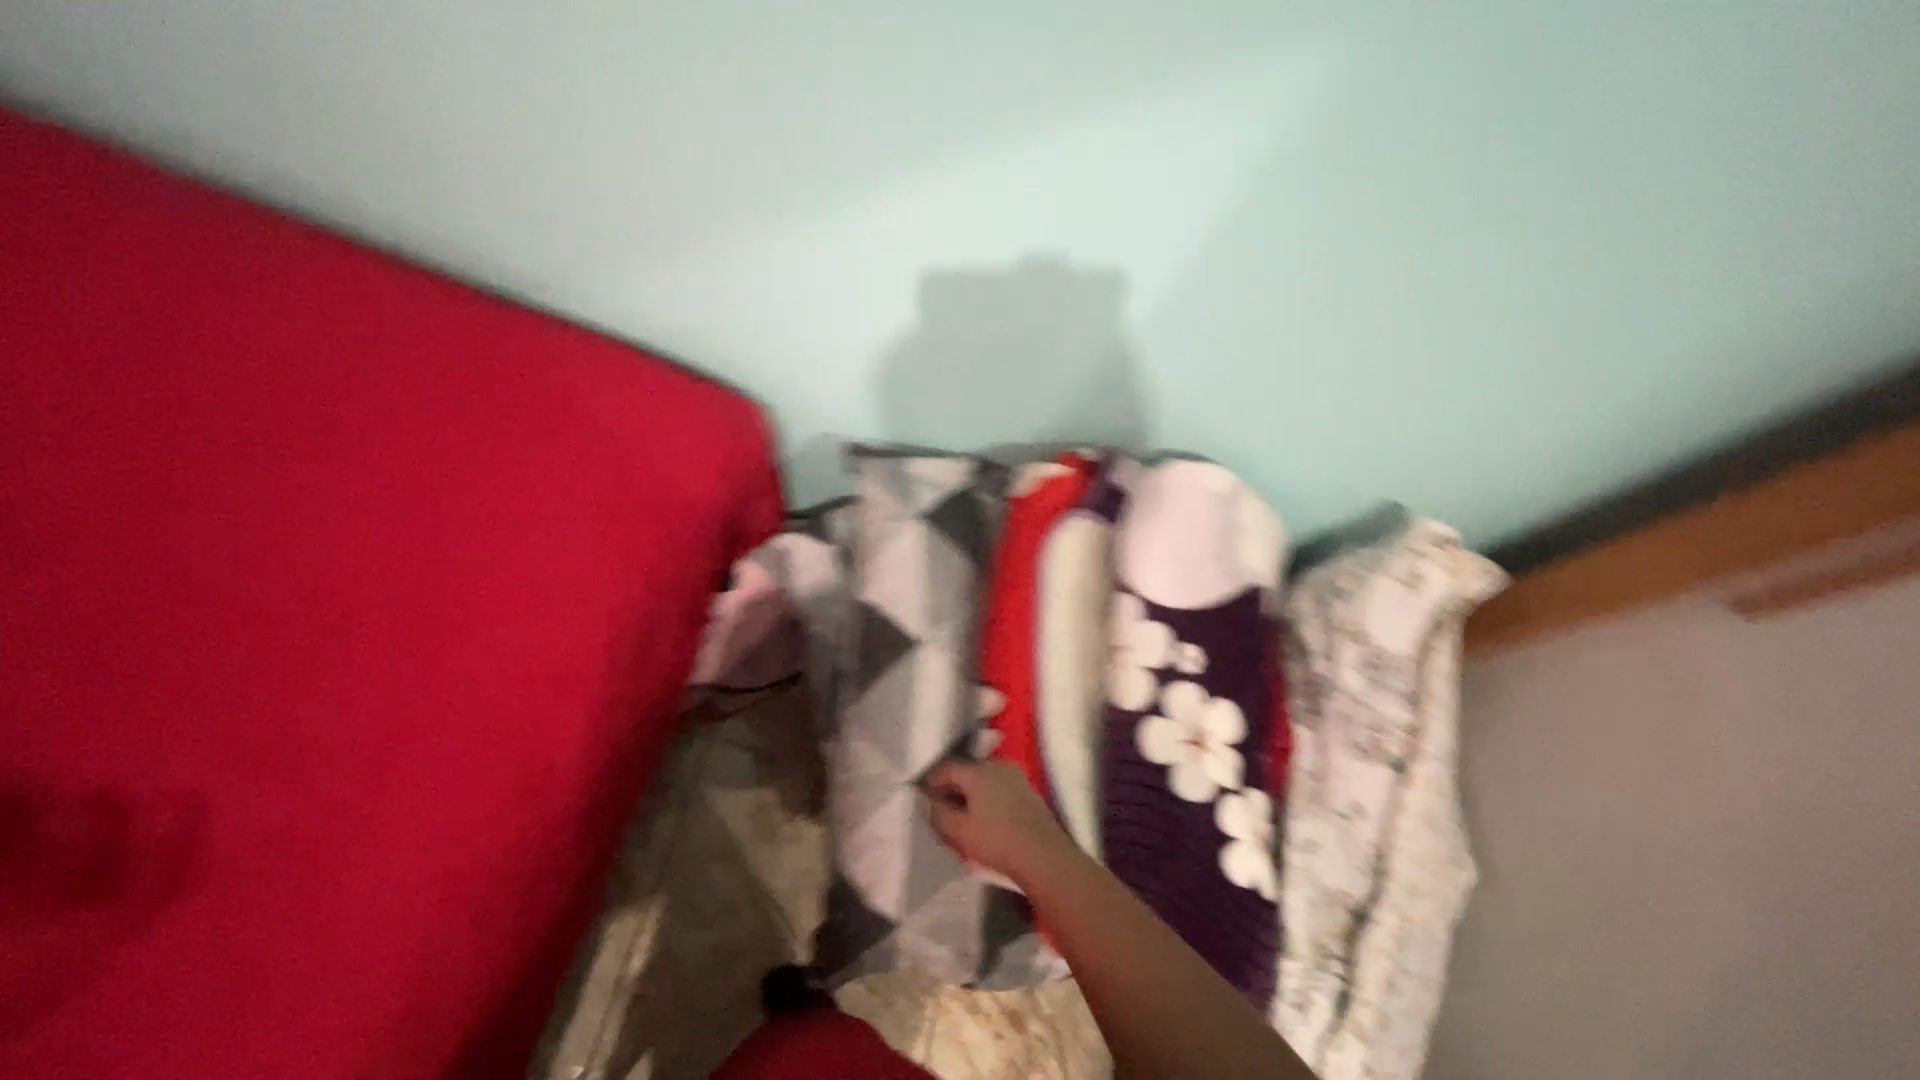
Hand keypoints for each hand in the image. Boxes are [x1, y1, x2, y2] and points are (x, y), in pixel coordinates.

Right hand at [922, 759, 1079, 885]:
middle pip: (967, 773)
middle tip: (939, 807)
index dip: (931, 781)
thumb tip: (930, 802)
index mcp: (978, 771)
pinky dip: (987, 799)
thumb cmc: (997, 840)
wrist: (1043, 855)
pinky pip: (998, 789)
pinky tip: (983, 817)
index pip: (947, 768)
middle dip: (951, 788)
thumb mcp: (959, 831)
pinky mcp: (1028, 792)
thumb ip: (939, 814)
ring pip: (984, 781)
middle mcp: (998, 766)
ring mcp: (1016, 777)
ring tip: (961, 815)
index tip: (922, 795)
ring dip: (970, 795)